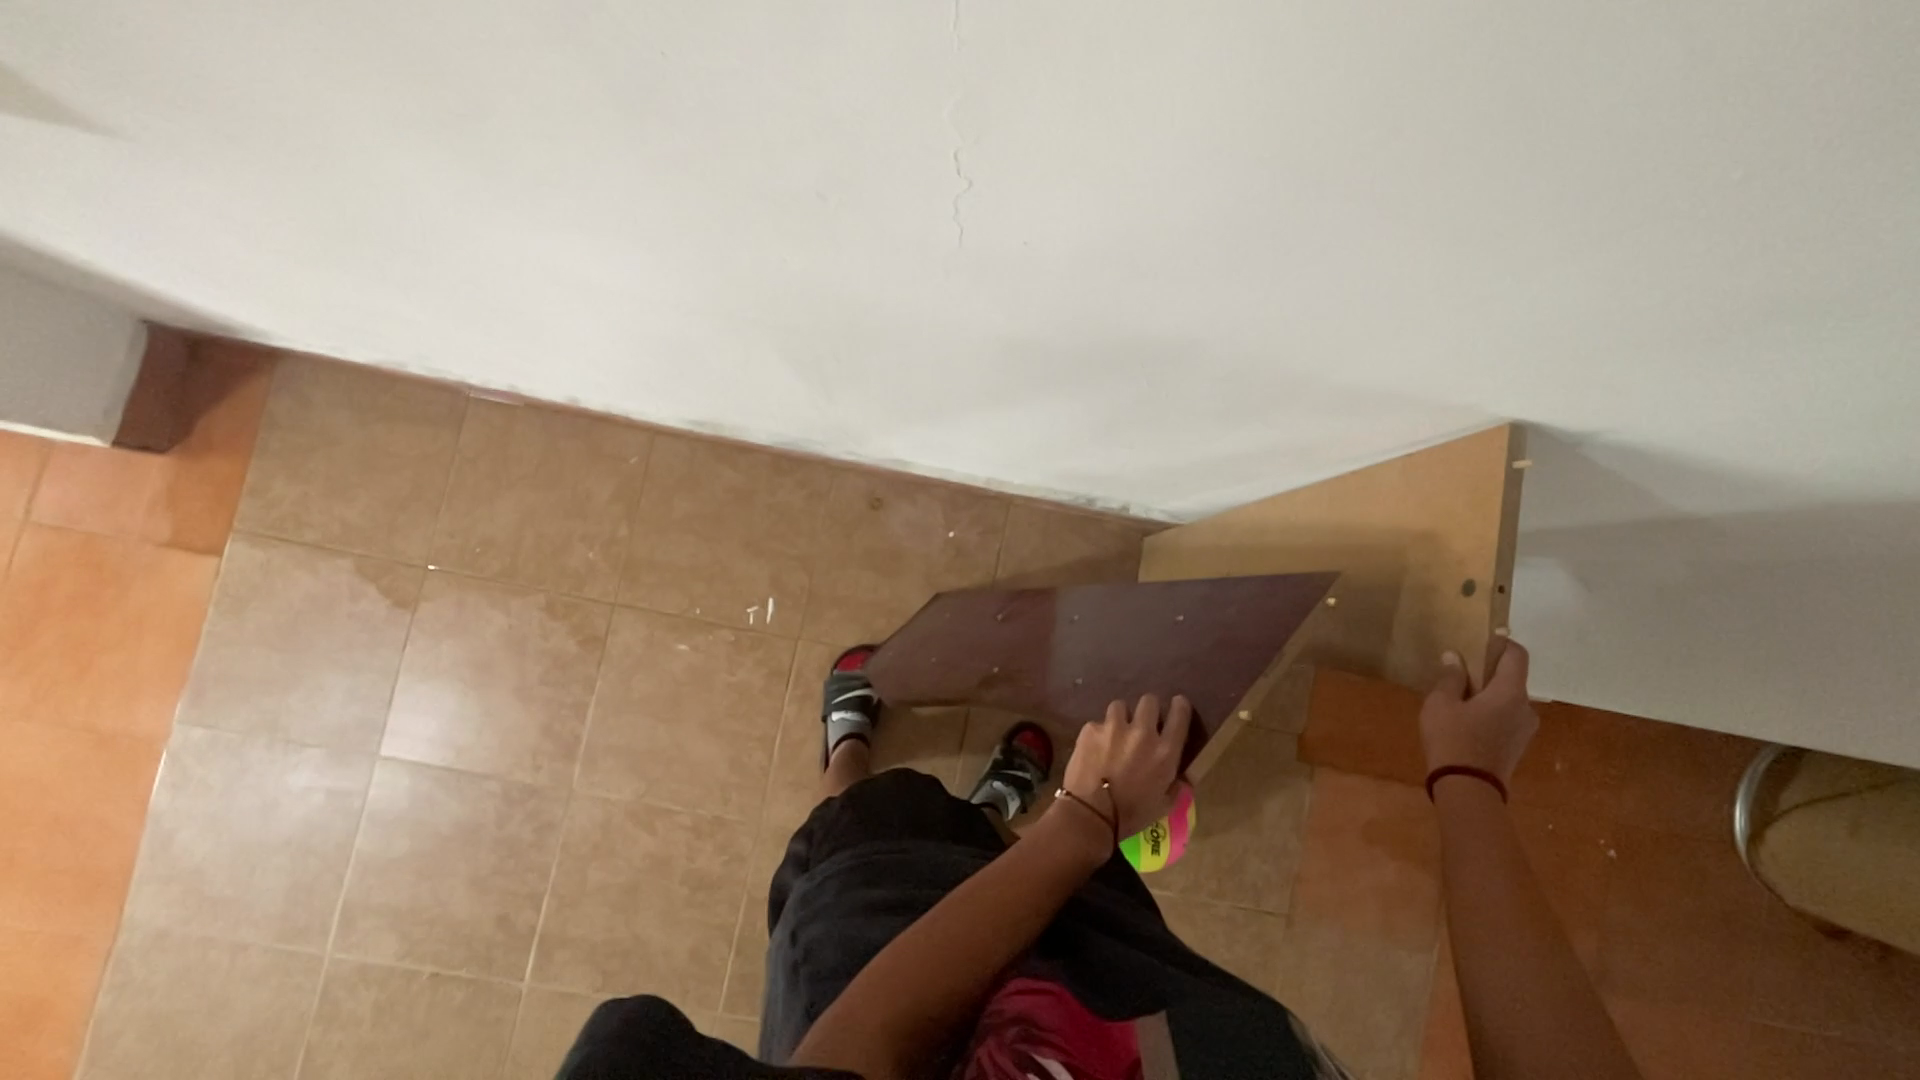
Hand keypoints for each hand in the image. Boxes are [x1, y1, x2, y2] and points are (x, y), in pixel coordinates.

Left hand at [1058, 694, 1191, 841]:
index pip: (1179, 714)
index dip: (1180, 706)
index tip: (1177, 705)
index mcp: (1165, 751)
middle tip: (1142, 722)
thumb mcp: (1164, 805)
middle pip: (1149, 701)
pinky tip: (1094, 748)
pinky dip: (1098, 733)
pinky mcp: (1090, 729)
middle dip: (1148, 709)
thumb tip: (1184, 778)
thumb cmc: (1132, 814)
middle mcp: (1142, 732)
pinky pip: (1097, 723)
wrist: (1091, 814)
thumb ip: (1176, 786)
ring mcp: (1114, 728)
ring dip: (1121, 717)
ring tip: (1116, 733)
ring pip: (1120, 706)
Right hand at [1419, 639, 1538, 786]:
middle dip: (1488, 673)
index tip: (1482, 641)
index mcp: (1510, 692)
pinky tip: (1467, 723)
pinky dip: (1491, 713)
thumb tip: (1455, 657)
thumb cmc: (1452, 739)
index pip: (1518, 656)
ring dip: (1488, 696)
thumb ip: (1450, 678)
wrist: (1468, 788)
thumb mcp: (1440, 704)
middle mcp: (1526, 707)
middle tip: (1459, 676)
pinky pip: (1506, 718)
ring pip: (1508, 700)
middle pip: (1512, 679)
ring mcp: (1526, 729)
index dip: (1502, 644)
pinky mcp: (1519, 745)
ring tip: (1459, 703)